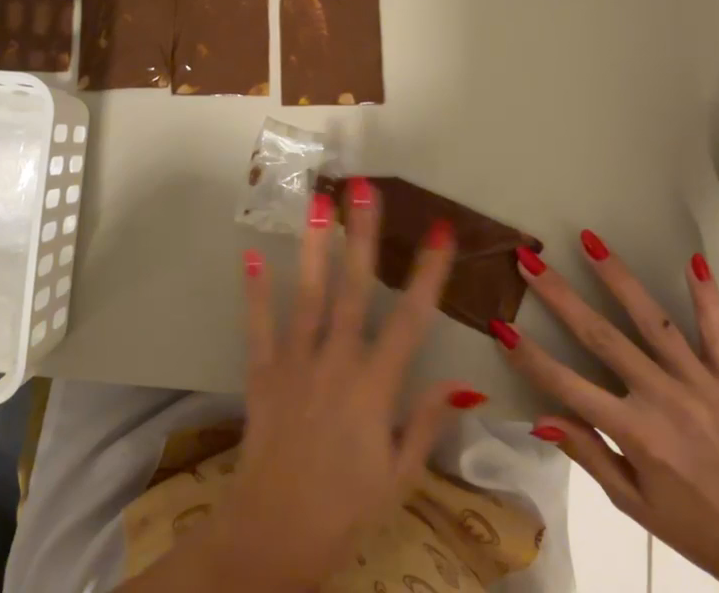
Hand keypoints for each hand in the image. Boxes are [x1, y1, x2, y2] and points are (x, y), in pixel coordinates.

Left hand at [122, 180, 474, 592]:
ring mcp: (294, 364)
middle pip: (352, 289)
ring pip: (306, 296)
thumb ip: (427, 422)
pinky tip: (252, 255)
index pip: (411, 320)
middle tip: (363, 189)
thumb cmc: (346, 507)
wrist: (274, 531)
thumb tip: (466, 383)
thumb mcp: (400, 474)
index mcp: (375, 388)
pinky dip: (254, 291)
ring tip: (316, 203)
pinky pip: (258, 326)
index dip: (429, 273)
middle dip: (361, 236)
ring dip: (313, 247)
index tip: (440, 230)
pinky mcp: (262, 373)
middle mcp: (335, 363)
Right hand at [494, 234, 718, 592]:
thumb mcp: (633, 503)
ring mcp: (703, 384)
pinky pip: (718, 331)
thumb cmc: (698, 531)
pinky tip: (692, 260)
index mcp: (635, 433)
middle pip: (601, 336)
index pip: (567, 385)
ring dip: (618, 277)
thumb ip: (588, 454)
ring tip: (591, 241)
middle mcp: (665, 399)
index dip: (529, 356)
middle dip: (560, 295)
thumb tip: (541, 417)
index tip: (500, 324)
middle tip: (530, 259)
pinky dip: (705, 294)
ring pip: (653, 320)